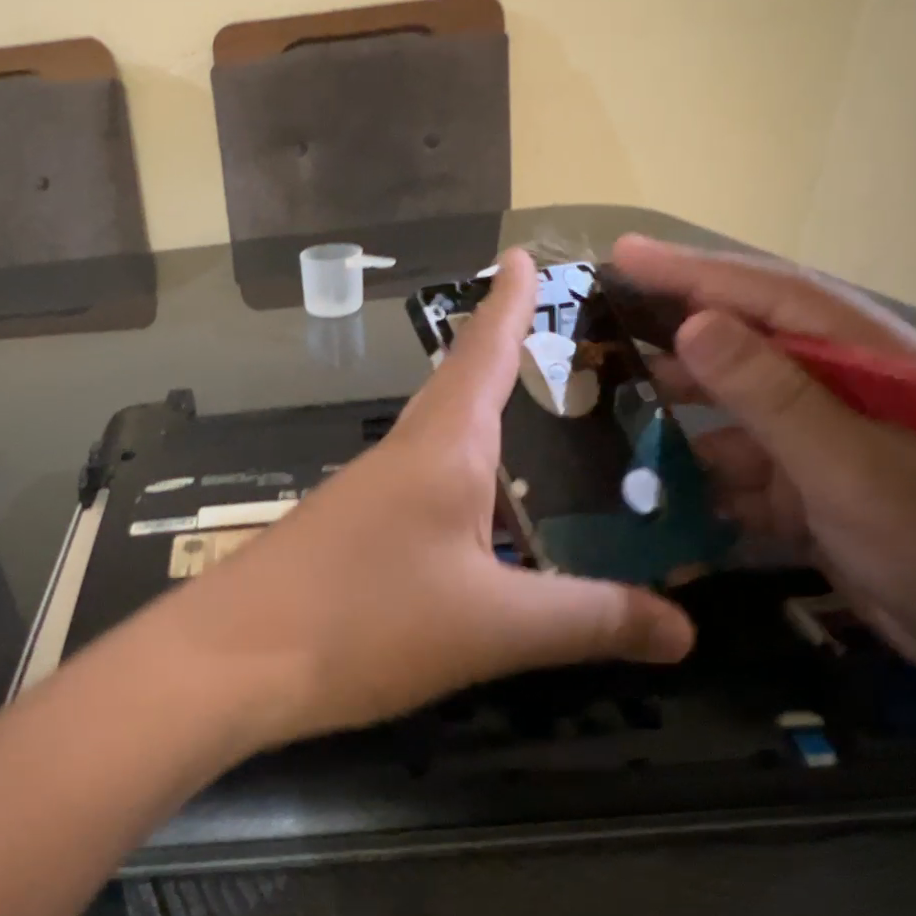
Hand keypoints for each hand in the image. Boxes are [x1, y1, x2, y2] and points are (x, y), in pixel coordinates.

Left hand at [134, 248, 693, 747]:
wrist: (230, 662)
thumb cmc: (364, 620)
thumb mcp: (492, 626)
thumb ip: (589, 621)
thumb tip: (686, 629)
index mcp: (441, 449)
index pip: (483, 355)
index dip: (509, 305)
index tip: (522, 252)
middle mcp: (400, 458)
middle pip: (459, 394)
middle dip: (506, 366)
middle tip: (566, 354)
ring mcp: (364, 499)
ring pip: (441, 452)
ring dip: (489, 441)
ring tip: (549, 449)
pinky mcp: (345, 541)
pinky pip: (420, 501)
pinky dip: (464, 500)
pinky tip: (486, 536)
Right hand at [613, 234, 915, 684]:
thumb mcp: (853, 466)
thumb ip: (774, 395)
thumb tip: (694, 324)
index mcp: (868, 363)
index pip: (769, 297)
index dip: (694, 272)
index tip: (622, 255)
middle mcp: (843, 395)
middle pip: (743, 354)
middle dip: (670, 347)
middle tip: (593, 343)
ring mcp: (827, 451)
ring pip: (734, 425)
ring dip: (677, 429)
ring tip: (604, 429)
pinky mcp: (816, 501)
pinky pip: (742, 483)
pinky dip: (701, 491)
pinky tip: (652, 502)